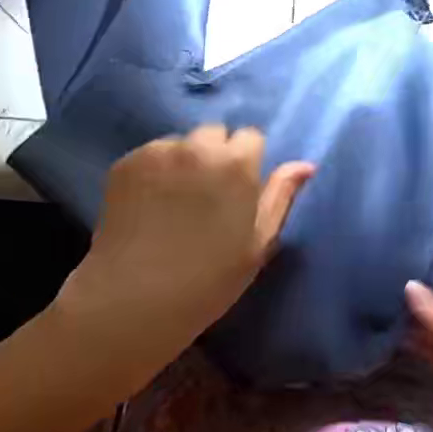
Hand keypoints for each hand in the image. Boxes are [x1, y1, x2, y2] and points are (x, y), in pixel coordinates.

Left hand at [55, 125, 313, 383]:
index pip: (251, 136)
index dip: (247, 161)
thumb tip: (305, 165)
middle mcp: (198, 147)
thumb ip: (281, 197)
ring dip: (183, 160)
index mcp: (236, 164)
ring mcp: (158, 152)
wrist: (136, 298)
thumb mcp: (257, 244)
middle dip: (215, 154)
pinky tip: (148, 205)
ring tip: (173, 201)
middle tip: (206, 195)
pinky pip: (150, 155)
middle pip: (214, 133)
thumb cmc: (209, 279)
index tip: (238, 191)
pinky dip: (153, 171)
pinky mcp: (126, 162)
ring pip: (180, 143)